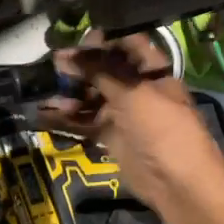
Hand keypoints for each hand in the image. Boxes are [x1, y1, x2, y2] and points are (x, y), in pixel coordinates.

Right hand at [40, 33, 223, 208]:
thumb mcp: (133, 93)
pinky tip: (47, 115)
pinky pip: (85, 121)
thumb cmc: (162, 129)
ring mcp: (123, 112)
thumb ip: (99, 71)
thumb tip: (67, 54)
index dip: (102, 40)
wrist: (177, 183)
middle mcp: (137, 88)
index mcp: (152, 71)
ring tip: (51, 95)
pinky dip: (67, 118)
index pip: (126, 44)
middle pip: (105, 69)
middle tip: (55, 65)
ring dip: (71, 93)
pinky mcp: (111, 136)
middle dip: (80, 67)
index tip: (77, 40)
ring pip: (92, 95)